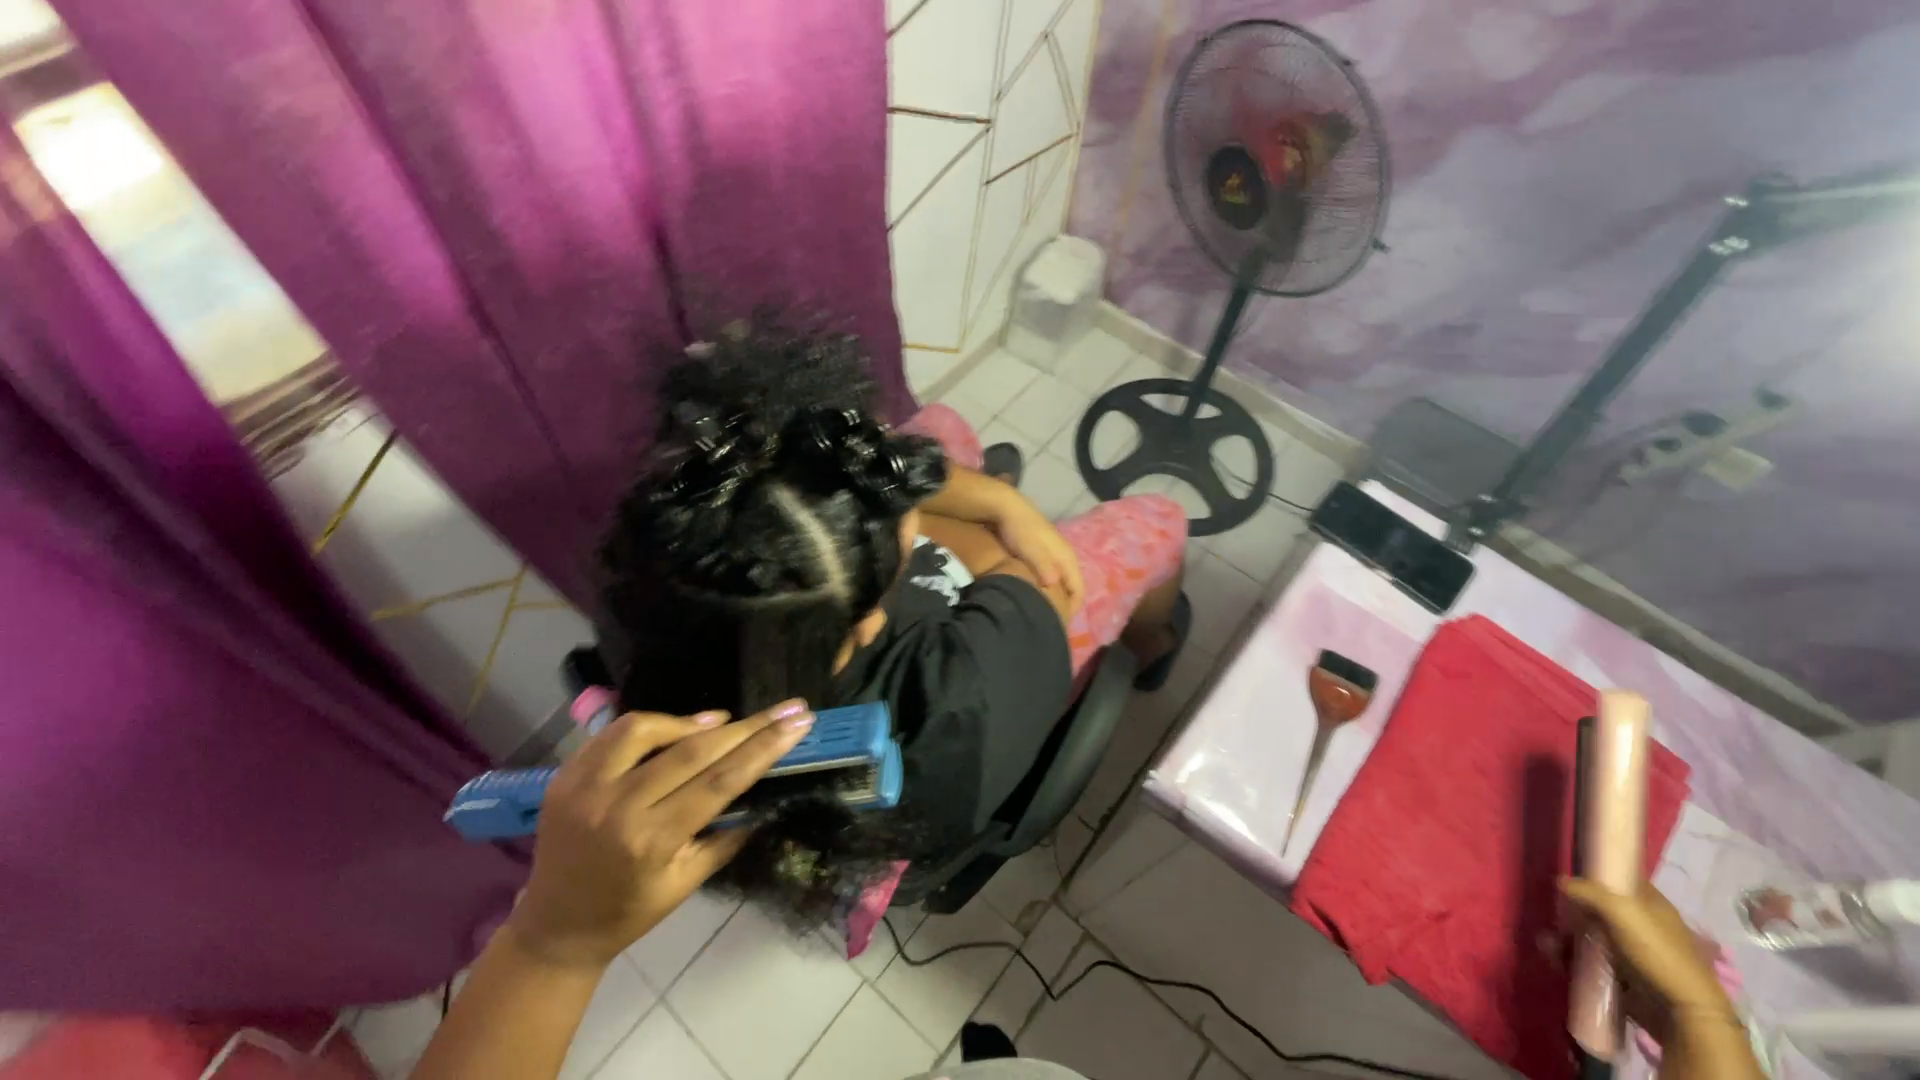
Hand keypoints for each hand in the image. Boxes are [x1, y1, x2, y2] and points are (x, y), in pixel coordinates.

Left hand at [504, 701, 815, 969]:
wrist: (553, 928)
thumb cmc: (628, 913)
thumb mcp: (685, 884)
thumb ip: (726, 837)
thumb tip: (765, 798)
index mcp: (652, 841)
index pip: (721, 781)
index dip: (764, 747)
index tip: (798, 723)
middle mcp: (618, 807)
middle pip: (694, 751)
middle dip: (748, 726)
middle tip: (786, 707)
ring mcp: (585, 787)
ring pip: (647, 729)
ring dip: (694, 721)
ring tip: (726, 722)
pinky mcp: (565, 776)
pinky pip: (614, 734)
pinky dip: (651, 725)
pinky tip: (678, 728)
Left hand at [993, 501, 1084, 612]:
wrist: (1007, 507)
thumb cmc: (1019, 531)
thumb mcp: (1031, 549)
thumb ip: (1043, 566)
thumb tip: (1053, 585)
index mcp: (1067, 558)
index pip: (1079, 589)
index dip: (1072, 609)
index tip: (1060, 623)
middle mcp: (1066, 557)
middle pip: (1073, 587)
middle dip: (1066, 605)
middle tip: (1052, 621)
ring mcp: (1056, 554)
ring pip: (1063, 581)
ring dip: (1057, 596)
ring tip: (1045, 611)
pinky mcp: (1045, 553)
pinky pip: (1054, 575)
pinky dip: (1050, 587)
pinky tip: (1037, 594)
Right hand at [1562, 878, 1733, 1042]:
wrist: (1681, 1013)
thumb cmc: (1658, 954)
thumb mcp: (1623, 912)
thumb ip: (1590, 891)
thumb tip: (1562, 881)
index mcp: (1651, 905)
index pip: (1620, 879)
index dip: (1596, 876)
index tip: (1569, 878)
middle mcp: (1641, 925)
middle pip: (1598, 908)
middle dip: (1572, 911)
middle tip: (1556, 916)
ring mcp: (1630, 951)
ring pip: (1589, 935)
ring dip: (1565, 937)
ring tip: (1548, 944)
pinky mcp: (1621, 974)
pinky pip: (1588, 960)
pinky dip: (1569, 958)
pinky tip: (1555, 958)